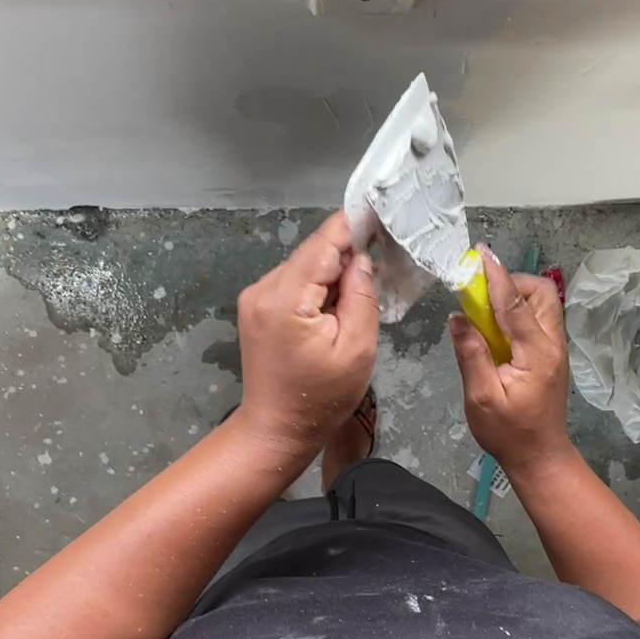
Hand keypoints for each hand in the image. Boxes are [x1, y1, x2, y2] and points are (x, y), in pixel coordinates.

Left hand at [233, 211, 379, 455]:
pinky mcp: (256, 307)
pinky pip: (294, 283)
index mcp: (285, 299)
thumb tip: (361, 258)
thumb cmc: (322, 397)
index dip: (352, 225)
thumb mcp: (357, 349)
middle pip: (312, 253)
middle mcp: (263, 289)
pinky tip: (337, 302)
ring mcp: (255, 297)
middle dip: (346, 252)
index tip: (380, 209)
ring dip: (333, 271)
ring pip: (304, 266)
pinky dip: (318, 286)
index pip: (323, 244)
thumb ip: (361, 296)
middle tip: (384, 253)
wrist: (277, 429)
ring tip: (363, 286)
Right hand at [449, 245, 573, 474]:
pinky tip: (496, 329)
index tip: (481, 254)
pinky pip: (539, 319)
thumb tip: (458, 318)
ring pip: (543, 303)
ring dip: (515, 296)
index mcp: (537, 353)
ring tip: (486, 311)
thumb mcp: (481, 397)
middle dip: (512, 283)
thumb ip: (471, 354)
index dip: (497, 277)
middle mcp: (553, 344)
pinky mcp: (551, 355)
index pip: (514, 304)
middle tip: (481, 294)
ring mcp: (556, 349)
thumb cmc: (509, 432)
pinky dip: (518, 312)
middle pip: (541, 293)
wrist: (540, 457)